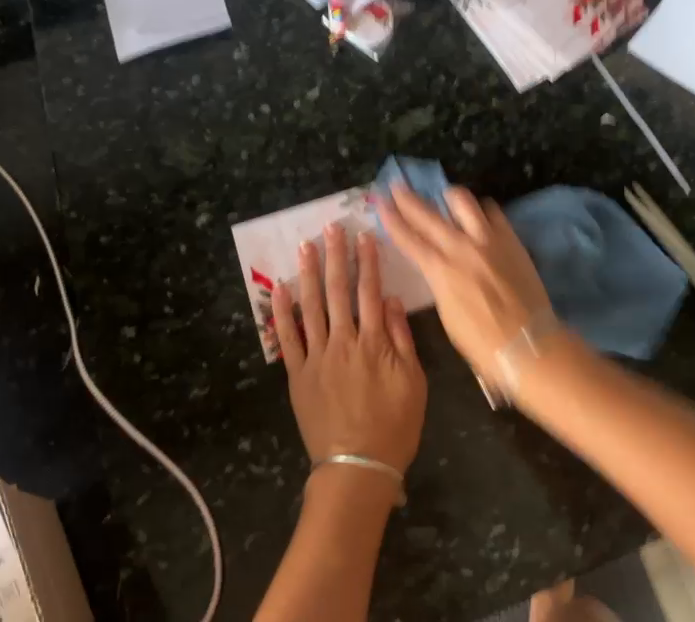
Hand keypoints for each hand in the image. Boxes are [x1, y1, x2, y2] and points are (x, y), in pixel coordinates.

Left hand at [273, 223, 424, 473]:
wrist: (357, 467)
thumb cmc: (394, 426)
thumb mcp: (414, 383)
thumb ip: (402, 340)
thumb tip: (393, 301)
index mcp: (374, 343)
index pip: (370, 292)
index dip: (367, 262)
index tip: (364, 236)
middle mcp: (343, 342)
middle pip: (337, 291)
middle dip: (336, 256)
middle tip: (332, 227)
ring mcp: (316, 357)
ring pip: (310, 306)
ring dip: (308, 273)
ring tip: (306, 245)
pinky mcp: (297, 374)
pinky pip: (287, 338)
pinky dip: (282, 312)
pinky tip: (280, 289)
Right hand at [377, 183, 554, 378]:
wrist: (528, 344)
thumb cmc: (481, 342)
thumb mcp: (446, 314)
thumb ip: (439, 283)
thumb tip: (437, 268)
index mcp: (440, 270)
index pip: (408, 238)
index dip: (391, 219)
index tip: (381, 203)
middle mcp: (461, 247)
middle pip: (428, 214)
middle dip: (408, 199)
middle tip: (398, 186)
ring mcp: (488, 239)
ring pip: (463, 201)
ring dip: (449, 198)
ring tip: (445, 198)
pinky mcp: (511, 239)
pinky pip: (492, 211)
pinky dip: (481, 210)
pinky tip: (479, 216)